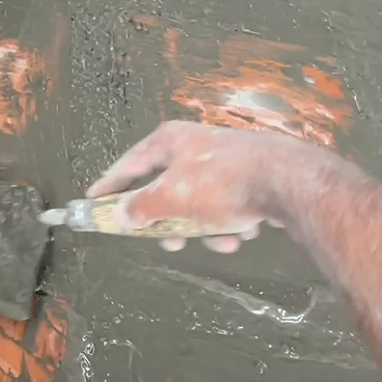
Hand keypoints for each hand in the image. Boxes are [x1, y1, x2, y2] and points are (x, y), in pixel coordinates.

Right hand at [88, 120, 343, 252]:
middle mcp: (194, 145)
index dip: (110, 184)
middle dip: (169, 219)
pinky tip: (243, 232)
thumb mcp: (172, 198)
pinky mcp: (249, 177)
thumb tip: (122, 215)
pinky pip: (226, 205)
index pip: (129, 163)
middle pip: (166, 186)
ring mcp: (223, 160)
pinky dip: (229, 222)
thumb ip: (142, 208)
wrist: (288, 181)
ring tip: (220, 240)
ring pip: (198, 201)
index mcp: (169, 140)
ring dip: (204, 227)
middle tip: (168, 241)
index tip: (94, 200)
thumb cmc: (221, 183)